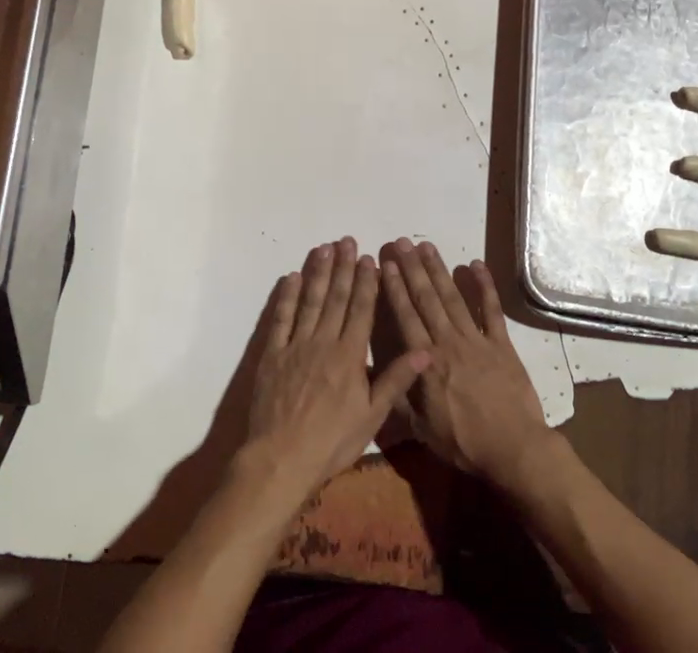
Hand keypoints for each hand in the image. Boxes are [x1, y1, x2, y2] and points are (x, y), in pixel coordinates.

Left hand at [240, 238, 430, 501]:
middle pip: (335, 298)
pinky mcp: (272, 355)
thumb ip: (396, 380)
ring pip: (309, 302)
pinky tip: (292, 278)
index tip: (369, 259)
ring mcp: (295, 346)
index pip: (361, 310)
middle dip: (343, 268)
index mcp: (350, 356)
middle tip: (346, 241)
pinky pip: (280, 319)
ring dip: (317, 273)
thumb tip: (425, 351)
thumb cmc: (332, 441)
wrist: (282, 458)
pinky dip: (287, 297)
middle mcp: (323, 343)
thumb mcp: (372, 416)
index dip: (366, 283)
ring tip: (323, 249)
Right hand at [380, 240, 553, 491]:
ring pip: (453, 298)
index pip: (406, 317)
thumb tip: (376, 376)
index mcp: (427, 362)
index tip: (384, 265)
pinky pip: (492, 310)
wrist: (514, 447)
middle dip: (412, 269)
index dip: (394, 289)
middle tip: (401, 243)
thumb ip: (400, 398)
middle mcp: (448, 343)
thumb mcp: (421, 429)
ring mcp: (477, 341)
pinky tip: (475, 265)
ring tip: (426, 246)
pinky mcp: (502, 345)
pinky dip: (484, 286)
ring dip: (439, 270)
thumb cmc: (464, 443)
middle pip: (427, 299)